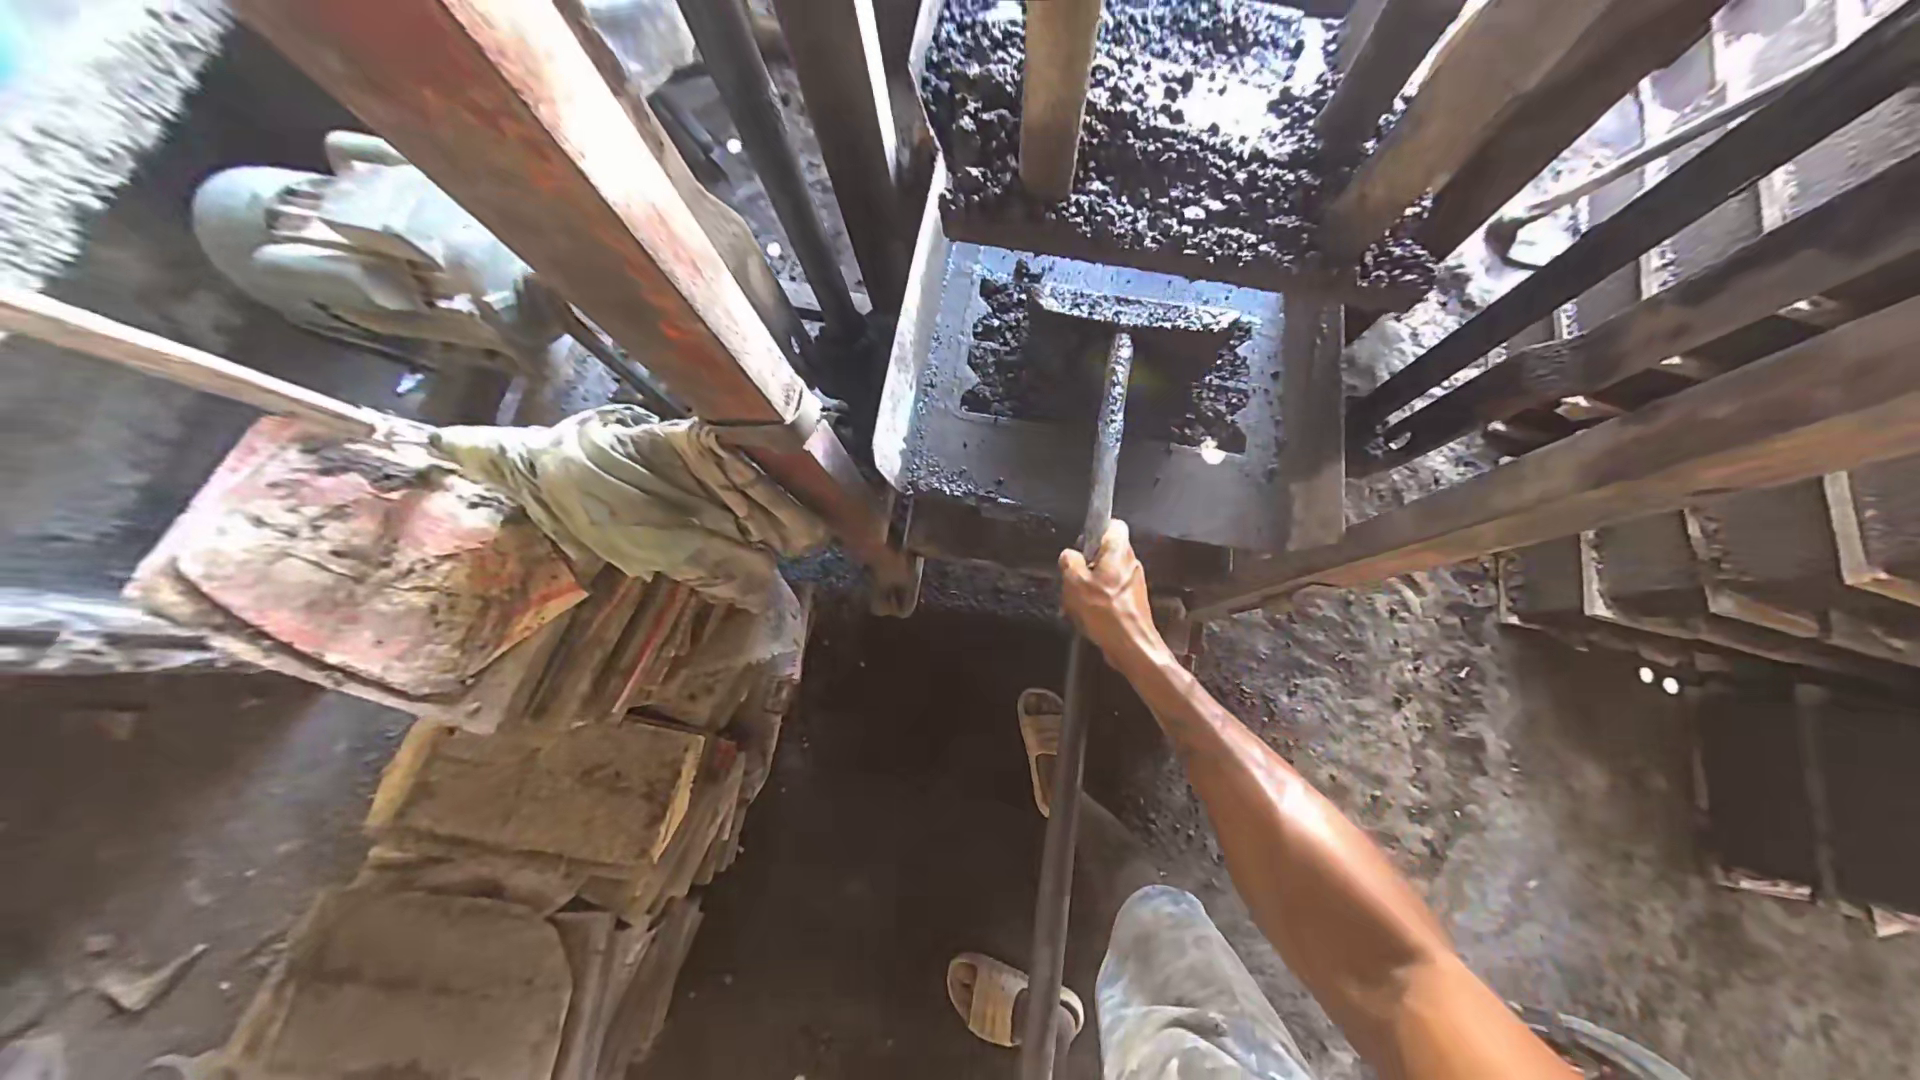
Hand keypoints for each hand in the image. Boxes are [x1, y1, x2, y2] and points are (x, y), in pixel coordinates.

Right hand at [1060, 520, 1168, 669]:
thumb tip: (1069, 555)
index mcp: (1119, 552)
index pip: (1114, 525)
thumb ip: (1069, 562)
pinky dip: (1098, 599)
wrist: (1131, 645)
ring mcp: (1133, 582)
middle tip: (1074, 577)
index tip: (1082, 545)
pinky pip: (1111, 591)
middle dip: (1087, 563)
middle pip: (1106, 551)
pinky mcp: (1132, 600)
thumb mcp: (1075, 583)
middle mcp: (1130, 563)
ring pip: (1106, 573)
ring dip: (1090, 584)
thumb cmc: (1106, 613)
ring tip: (1077, 601)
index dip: (1096, 530)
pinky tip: (1087, 615)